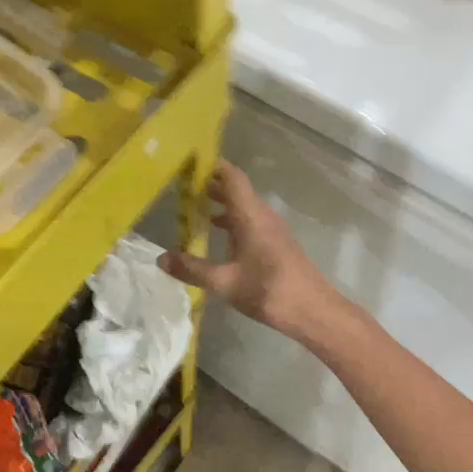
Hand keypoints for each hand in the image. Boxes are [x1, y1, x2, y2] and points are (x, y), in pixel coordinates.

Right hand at [159, 161, 343, 339]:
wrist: (312, 311)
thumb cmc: (267, 290)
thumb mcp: (223, 282)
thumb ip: (192, 269)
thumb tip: (160, 258)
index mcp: (251, 215)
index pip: (232, 177)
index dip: (213, 166)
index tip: (190, 161)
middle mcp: (262, 216)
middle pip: (237, 190)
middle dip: (212, 184)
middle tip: (183, 185)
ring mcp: (272, 230)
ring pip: (243, 207)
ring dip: (221, 204)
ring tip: (194, 208)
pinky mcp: (276, 244)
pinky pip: (250, 222)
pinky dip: (231, 221)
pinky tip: (217, 236)